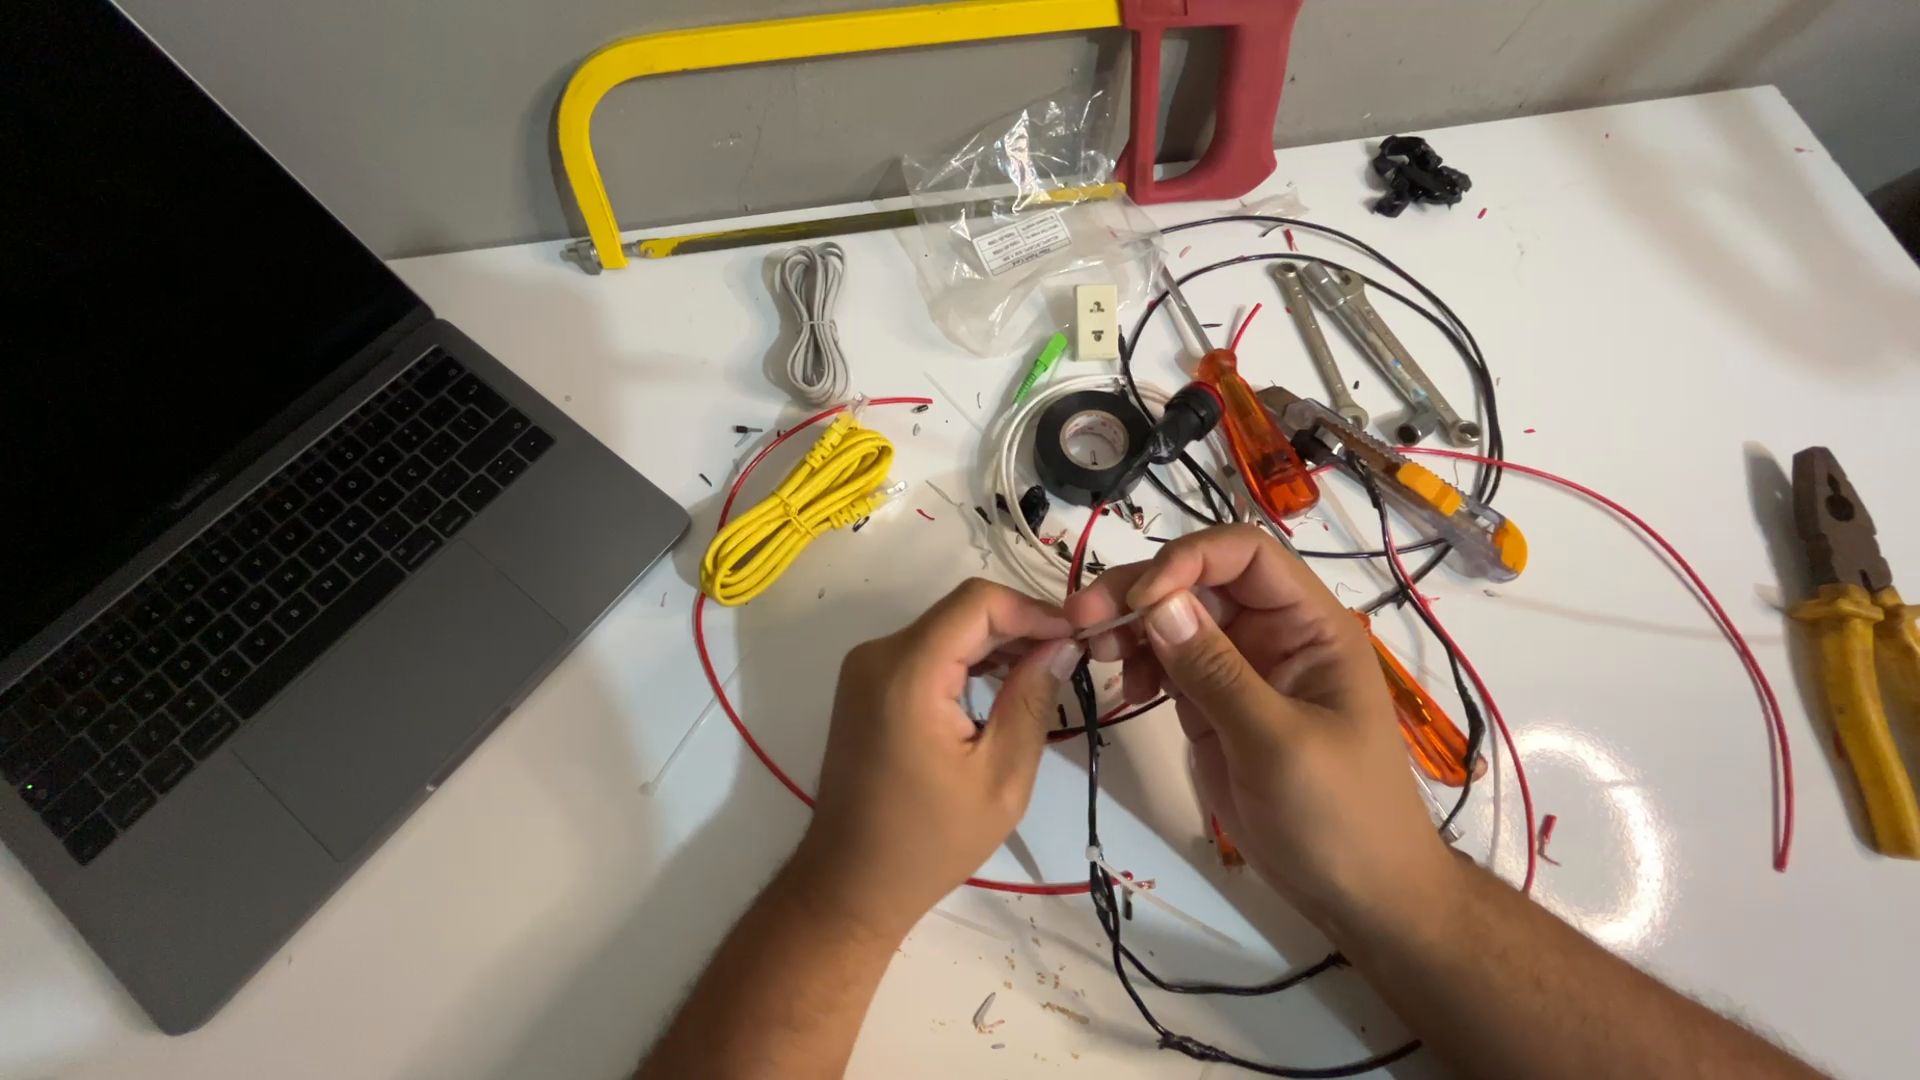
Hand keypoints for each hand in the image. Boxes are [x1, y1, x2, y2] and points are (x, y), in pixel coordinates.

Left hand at [796, 579, 1082, 938]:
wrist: (851, 881)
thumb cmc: (930, 842)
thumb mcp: (1001, 778)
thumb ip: (1032, 700)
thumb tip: (1062, 644)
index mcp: (907, 674)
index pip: (977, 602)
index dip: (1032, 608)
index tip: (1075, 634)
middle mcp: (878, 654)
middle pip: (961, 611)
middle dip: (1019, 624)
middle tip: (1070, 652)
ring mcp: (866, 667)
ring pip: (946, 626)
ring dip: (996, 640)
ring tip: (1046, 667)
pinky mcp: (866, 682)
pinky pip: (927, 649)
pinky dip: (968, 656)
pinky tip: (1004, 679)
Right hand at [1063, 525, 1452, 933]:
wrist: (1354, 893)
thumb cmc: (1338, 816)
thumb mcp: (1278, 743)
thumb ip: (1216, 671)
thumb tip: (1157, 602)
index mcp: (1309, 624)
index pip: (1246, 556)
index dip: (1189, 561)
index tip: (1140, 601)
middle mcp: (1272, 632)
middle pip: (1198, 581)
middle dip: (1139, 590)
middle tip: (1082, 617)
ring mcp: (1239, 665)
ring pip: (1173, 617)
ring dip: (1130, 625)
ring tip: (1095, 652)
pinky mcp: (1212, 699)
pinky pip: (1166, 660)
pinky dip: (1138, 663)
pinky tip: (1126, 688)